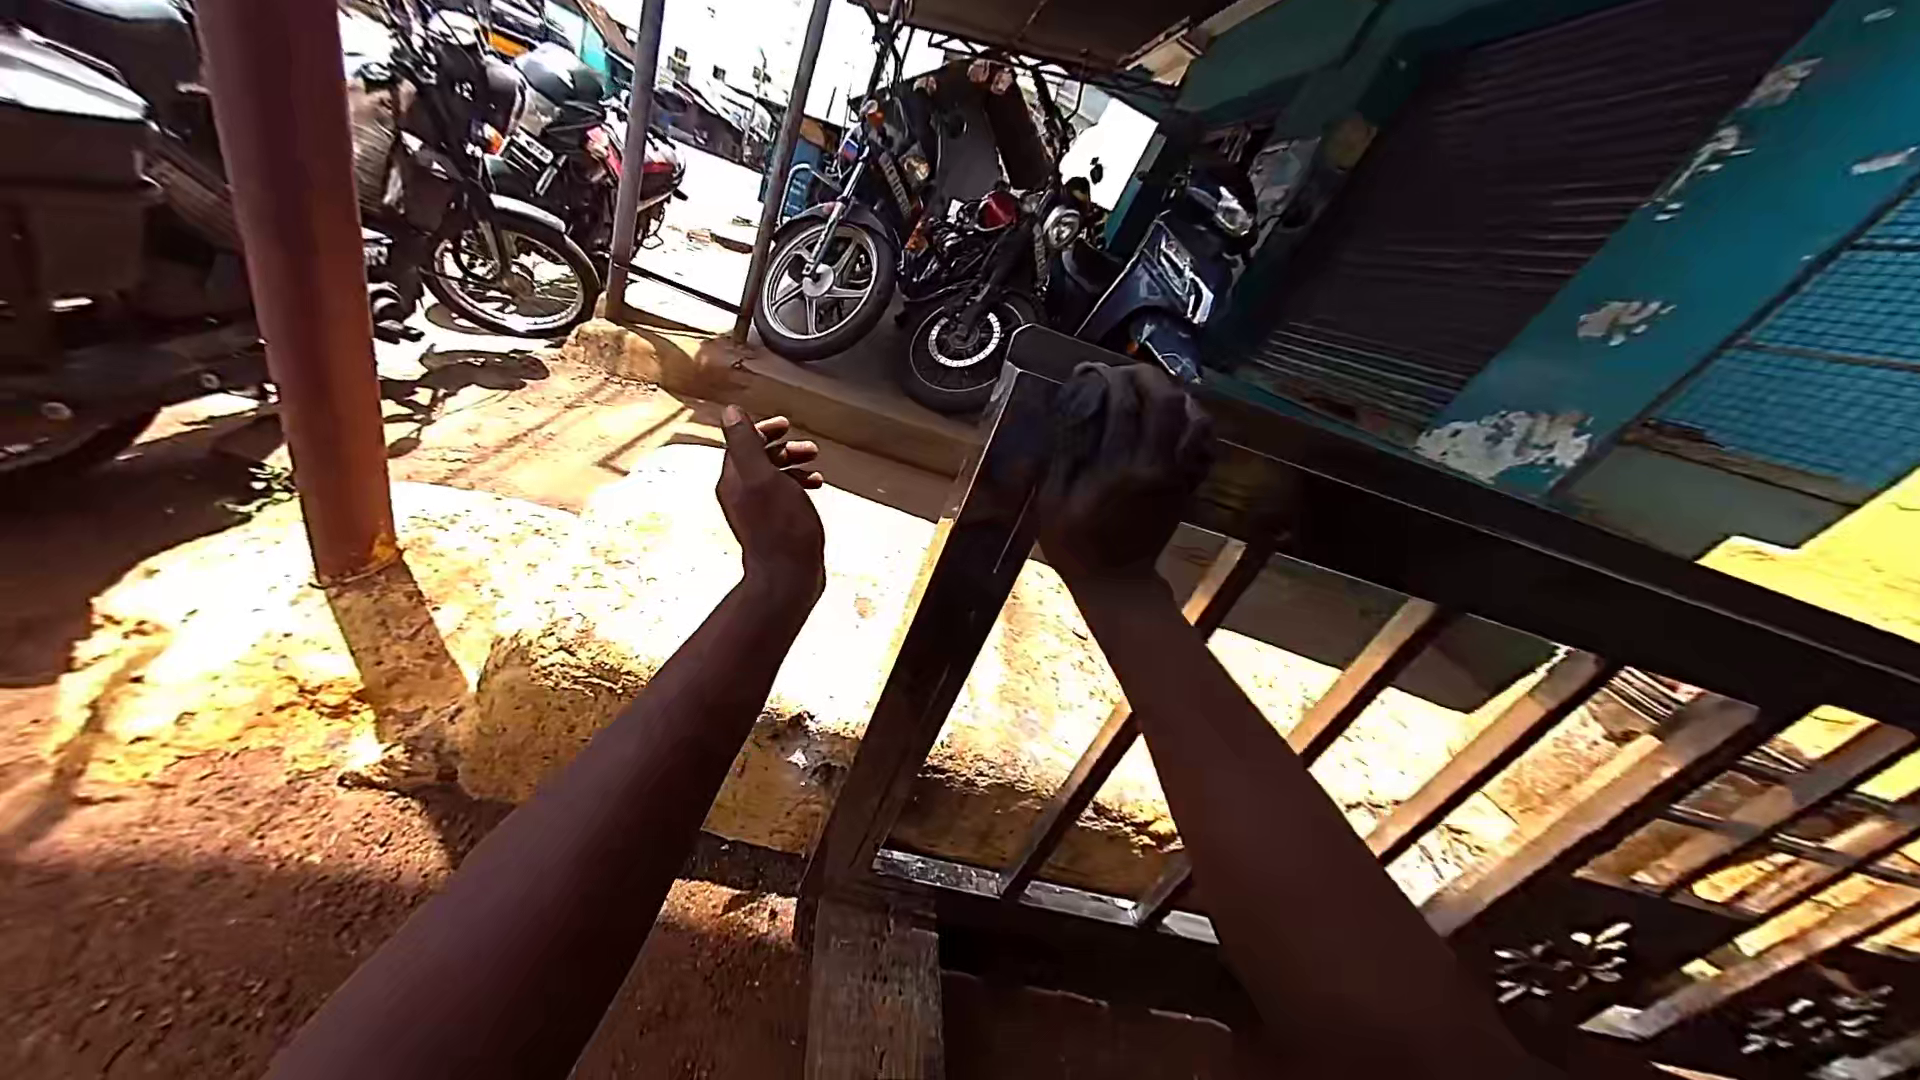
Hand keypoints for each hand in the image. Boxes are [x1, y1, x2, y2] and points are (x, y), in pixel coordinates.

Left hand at [718, 406, 826, 603]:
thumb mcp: (763, 477)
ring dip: (794, 466)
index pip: (742, 443)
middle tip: (810, 450)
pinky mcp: (774, 524)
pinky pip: (784, 495)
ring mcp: (757, 511)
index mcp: (734, 480)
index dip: (763, 430)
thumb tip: (730, 412)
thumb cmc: (780, 527)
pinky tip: (814, 489)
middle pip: (759, 459)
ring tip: (816, 469)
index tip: (786, 425)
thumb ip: (745, 444)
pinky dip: (799, 486)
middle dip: (784, 449)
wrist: (789, 575)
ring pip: (773, 476)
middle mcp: (741, 493)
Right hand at [1038, 363, 1211, 588]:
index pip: (1122, 404)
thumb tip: (1072, 411)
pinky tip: (1176, 417)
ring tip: (1152, 389)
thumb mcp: (1053, 500)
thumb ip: (1065, 454)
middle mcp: (1156, 465)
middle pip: (1166, 401)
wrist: (1116, 582)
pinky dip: (1194, 422)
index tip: (1091, 369)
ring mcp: (1178, 475)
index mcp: (1119, 468)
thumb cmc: (1076, 543)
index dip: (1107, 378)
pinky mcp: (1187, 484)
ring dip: (1176, 394)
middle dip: (1145, 376)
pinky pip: (1203, 443)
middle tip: (1124, 371)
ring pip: (1194, 418)